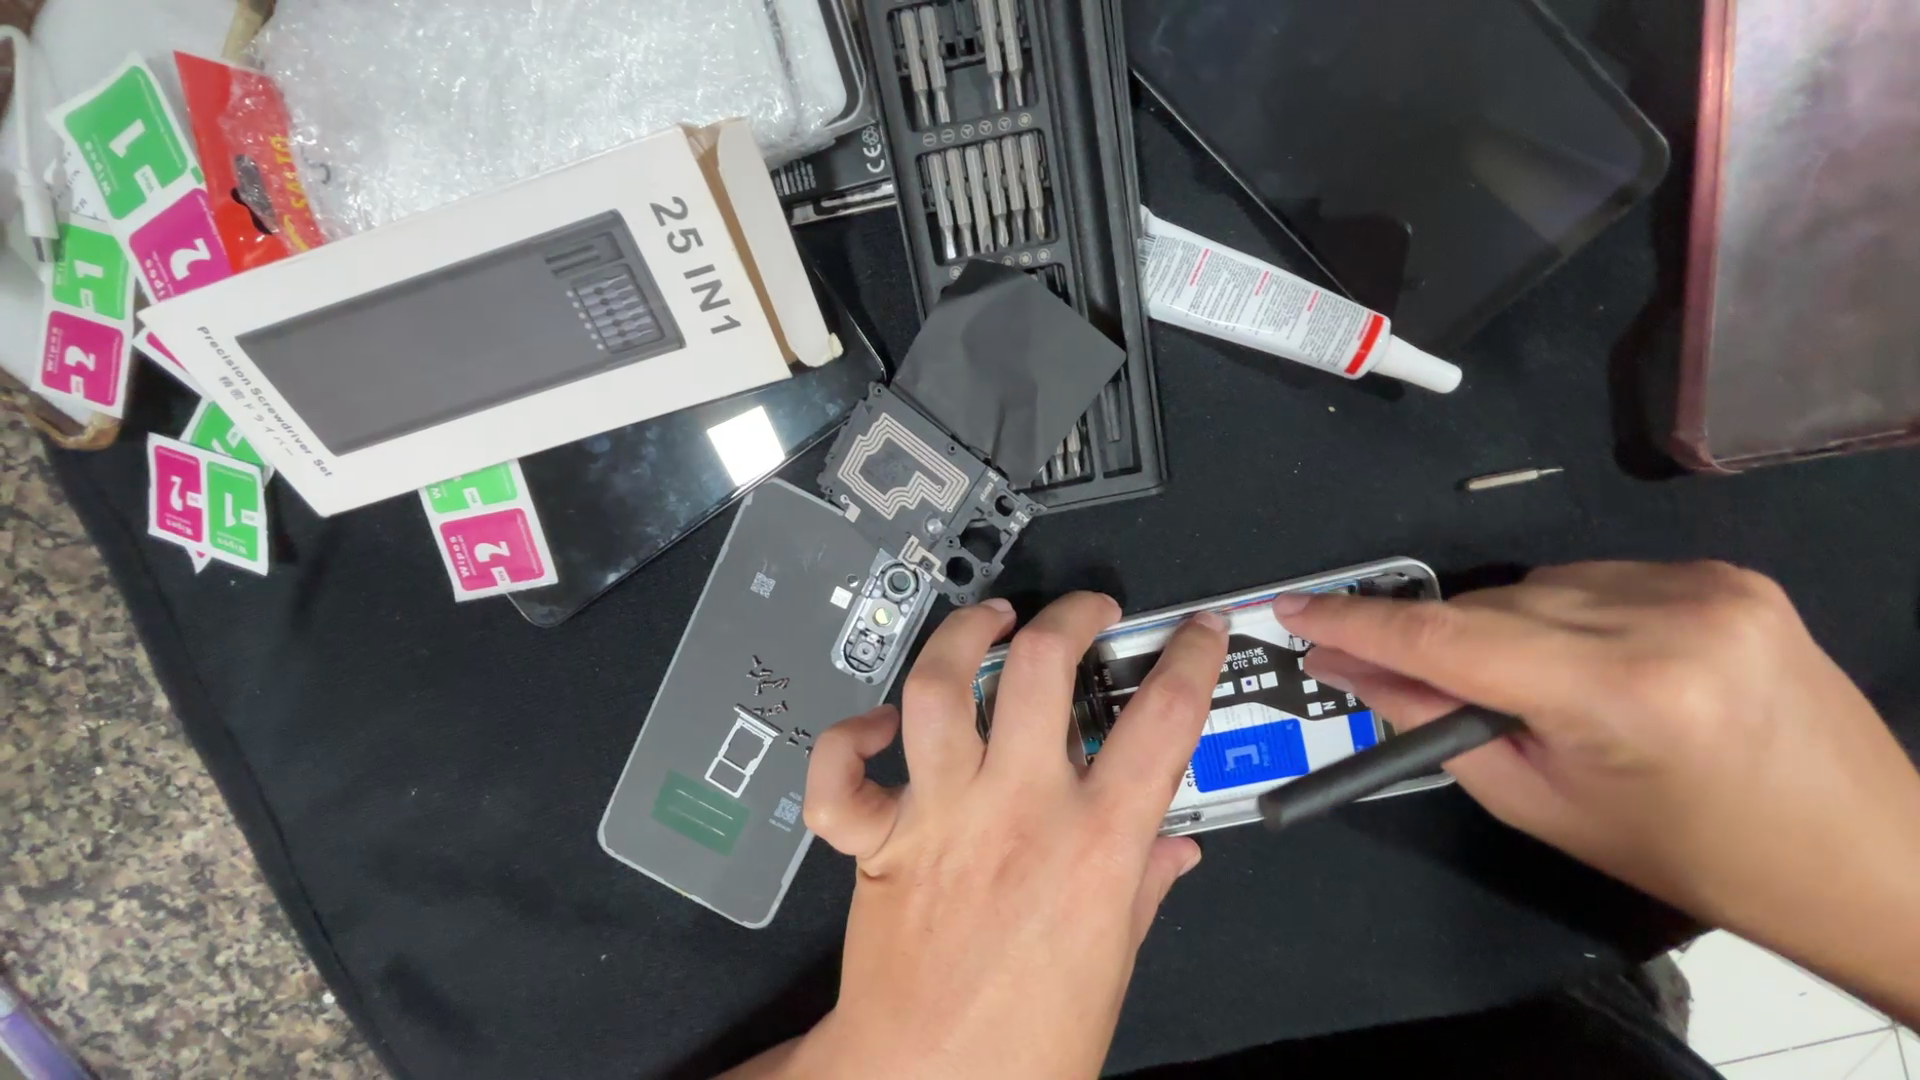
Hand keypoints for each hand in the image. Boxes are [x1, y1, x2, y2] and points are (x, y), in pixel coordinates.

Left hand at [782, 594, 1228, 1079]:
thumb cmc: (1029, 1041)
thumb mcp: (1114, 961)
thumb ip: (1144, 888)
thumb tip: (1179, 849)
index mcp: (1093, 844)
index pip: (1162, 723)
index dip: (1191, 660)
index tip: (1200, 632)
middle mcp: (1016, 809)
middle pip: (1042, 669)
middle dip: (1071, 616)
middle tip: (1087, 610)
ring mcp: (940, 813)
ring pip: (939, 687)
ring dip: (963, 636)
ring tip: (990, 621)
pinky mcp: (878, 836)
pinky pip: (843, 770)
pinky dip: (849, 735)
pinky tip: (878, 722)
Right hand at [1276, 561, 1919, 1021]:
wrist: (1874, 865)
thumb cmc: (1690, 855)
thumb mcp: (1536, 803)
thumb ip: (1428, 721)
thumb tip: (1346, 665)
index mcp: (1622, 691)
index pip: (1447, 639)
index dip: (1356, 622)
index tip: (1292, 610)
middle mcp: (1666, 617)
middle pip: (1484, 607)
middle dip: (1428, 640)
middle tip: (1385, 671)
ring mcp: (1703, 585)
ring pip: (1529, 587)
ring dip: (1492, 629)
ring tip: (1518, 686)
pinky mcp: (1722, 574)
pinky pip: (1584, 579)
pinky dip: (1551, 614)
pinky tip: (1575, 658)